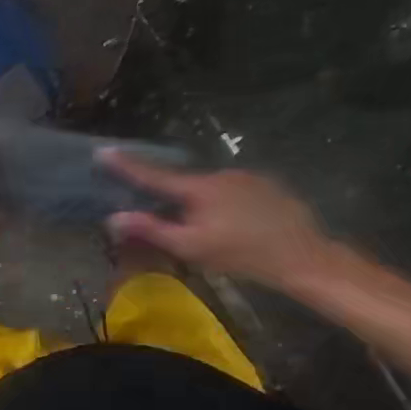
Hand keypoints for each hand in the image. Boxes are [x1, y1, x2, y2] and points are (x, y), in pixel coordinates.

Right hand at [98, 150, 336, 289]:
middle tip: (174, 221)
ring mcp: (247, 178)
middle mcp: (221, 174)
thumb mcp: (192, 247)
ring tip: (212, 231)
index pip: (153, 174)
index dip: (126, 164)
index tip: (103, 150)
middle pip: (183, 183)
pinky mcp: (267, 187)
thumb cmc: (243, 255)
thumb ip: (152, 230)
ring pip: (210, 188)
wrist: (307, 259)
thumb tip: (113, 217)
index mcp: (199, 187)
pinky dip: (225, 204)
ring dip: (202, 203)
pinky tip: (236, 225)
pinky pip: (233, 191)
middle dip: (173, 197)